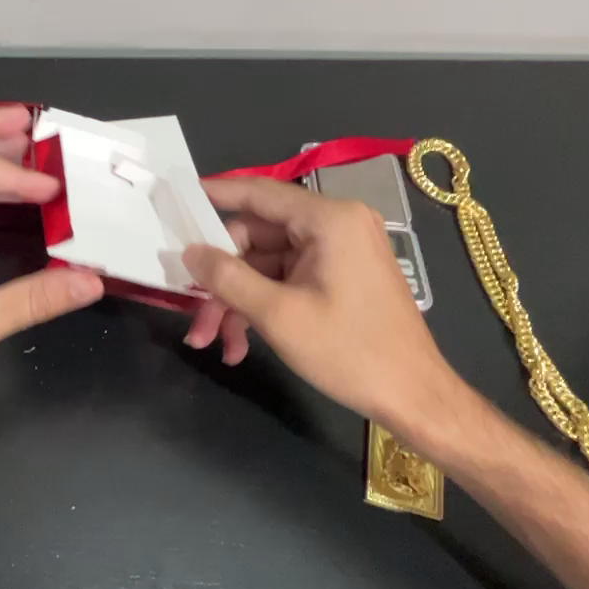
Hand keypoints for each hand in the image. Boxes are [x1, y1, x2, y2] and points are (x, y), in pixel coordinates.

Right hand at [181, 177, 462, 430]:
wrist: (412, 395)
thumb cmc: (349, 351)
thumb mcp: (277, 315)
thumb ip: (226, 277)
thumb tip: (189, 251)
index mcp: (329, 221)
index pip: (259, 193)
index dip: (214, 195)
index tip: (176, 199)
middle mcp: (335, 226)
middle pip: (255, 237)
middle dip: (220, 278)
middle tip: (195, 315)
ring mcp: (336, 253)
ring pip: (263, 265)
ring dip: (235, 301)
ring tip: (213, 341)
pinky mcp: (336, 277)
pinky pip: (283, 281)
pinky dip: (259, 307)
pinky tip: (240, 344)